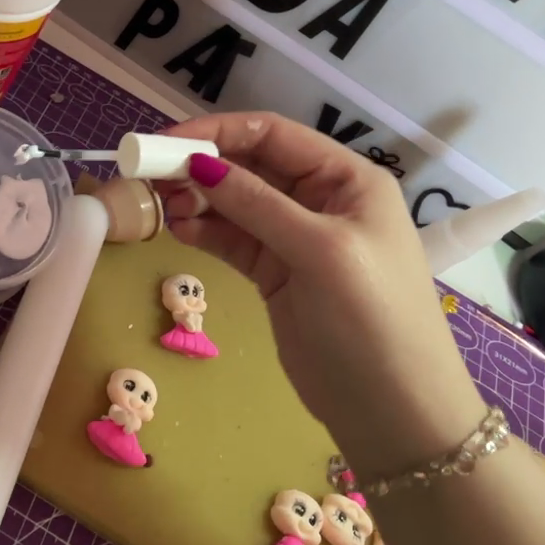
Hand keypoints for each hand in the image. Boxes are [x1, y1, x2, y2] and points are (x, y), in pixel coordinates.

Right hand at [158, 113, 487, 475]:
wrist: (393, 412)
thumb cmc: (372, 320)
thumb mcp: (319, 252)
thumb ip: (257, 204)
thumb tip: (196, 163)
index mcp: (346, 180)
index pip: (272, 135)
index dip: (217, 131)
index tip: (165, 142)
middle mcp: (319, 200)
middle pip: (248, 165)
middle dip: (200, 165)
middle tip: (151, 176)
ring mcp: (294, 238)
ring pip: (233, 201)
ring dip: (196, 199)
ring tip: (163, 208)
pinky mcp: (273, 272)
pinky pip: (230, 238)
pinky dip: (202, 230)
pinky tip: (178, 230)